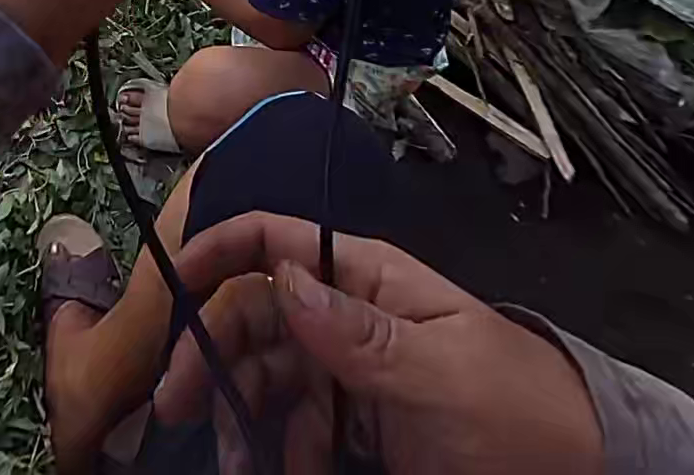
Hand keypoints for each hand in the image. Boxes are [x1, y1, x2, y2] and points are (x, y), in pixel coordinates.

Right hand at [155, 213, 604, 474]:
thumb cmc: (517, 413)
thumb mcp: (444, 372)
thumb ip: (362, 331)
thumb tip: (282, 278)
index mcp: (361, 278)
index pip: (279, 241)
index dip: (223, 246)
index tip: (177, 277)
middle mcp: (340, 313)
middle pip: (256, 311)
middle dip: (212, 348)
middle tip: (177, 403)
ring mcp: (342, 367)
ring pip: (264, 370)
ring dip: (236, 408)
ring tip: (231, 462)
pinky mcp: (347, 419)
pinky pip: (290, 420)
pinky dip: (274, 448)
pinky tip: (279, 473)